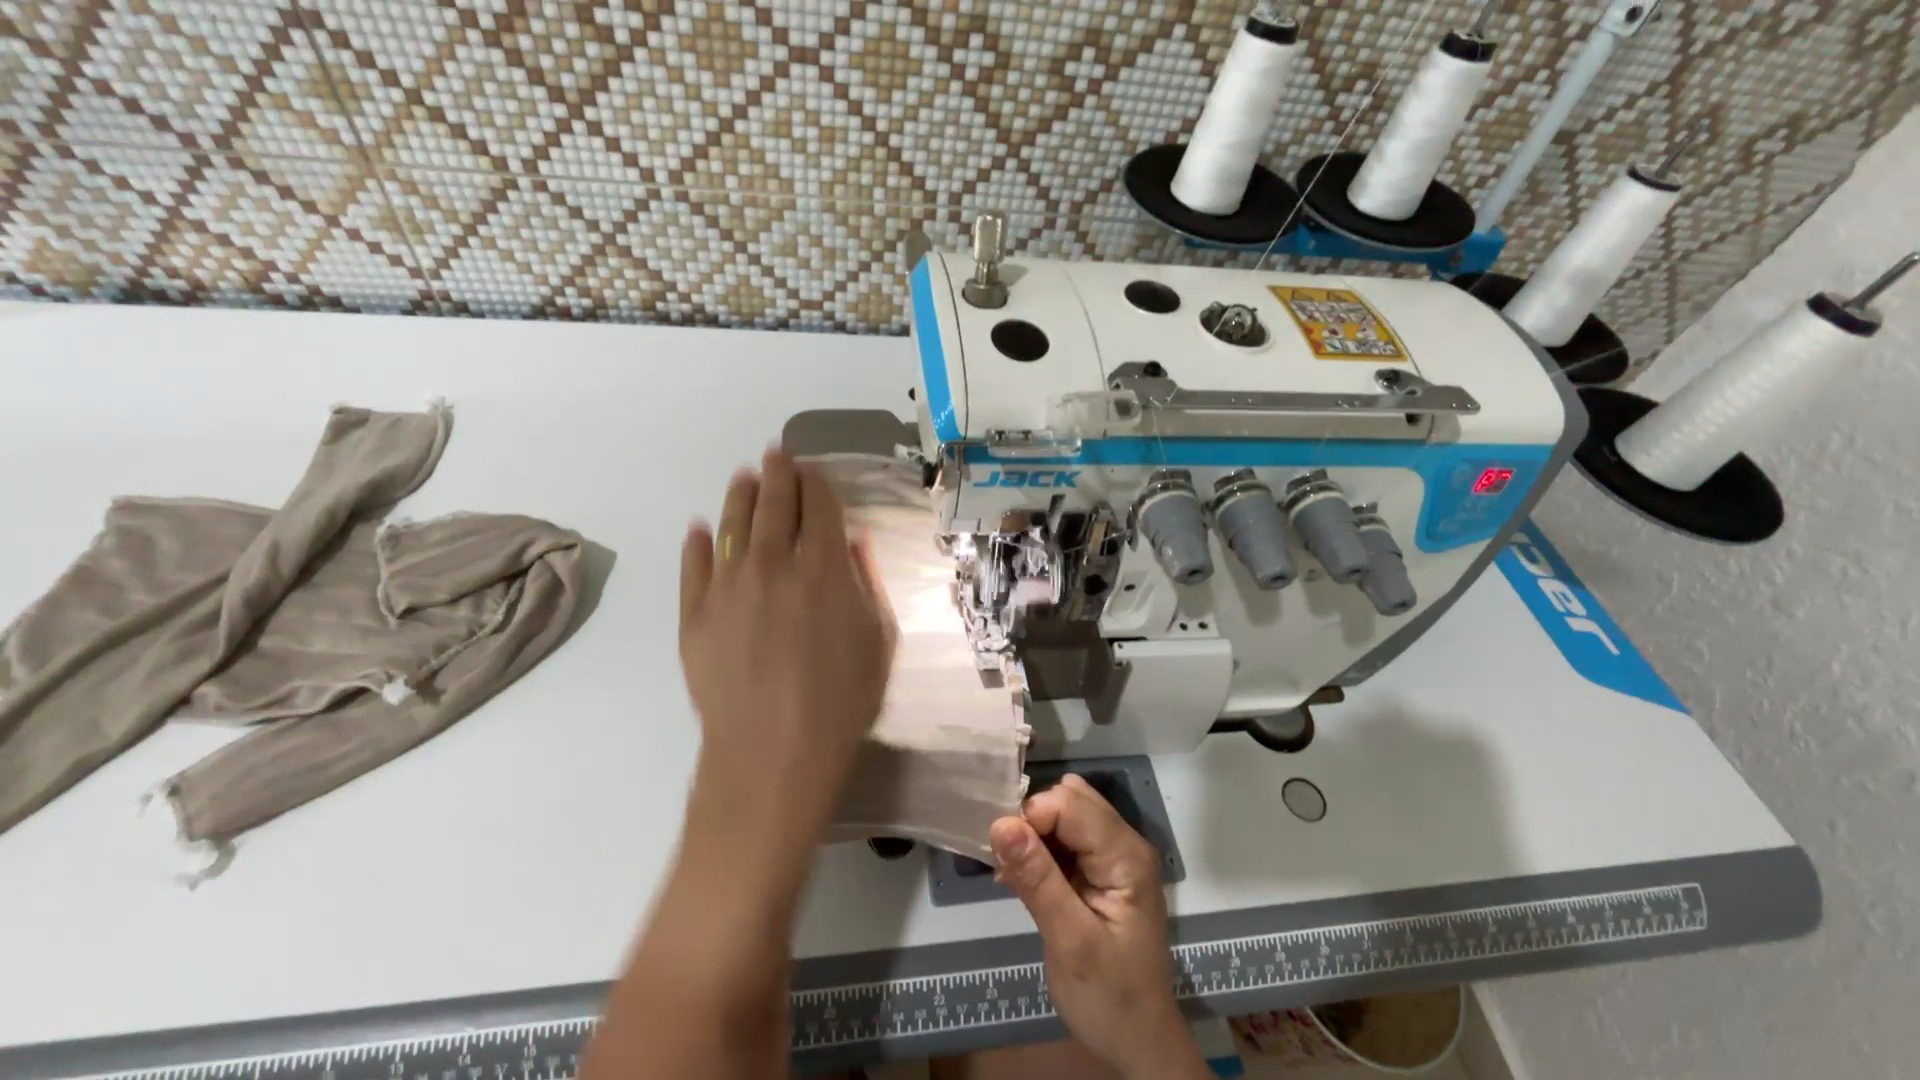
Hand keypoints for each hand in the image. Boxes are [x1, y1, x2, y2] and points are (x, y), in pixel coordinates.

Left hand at [679, 449, 897, 842]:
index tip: (813, 471)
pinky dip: (699, 542)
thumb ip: (866, 584)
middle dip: (779, 474)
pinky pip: (694, 565)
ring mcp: (728, 585)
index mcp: (824, 568)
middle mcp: (774, 563)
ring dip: (740, 494)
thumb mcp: (877, 642)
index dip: (817, 483)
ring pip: (732, 523)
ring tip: (743, 476)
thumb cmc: (840, 702)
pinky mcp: (694, 613)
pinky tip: (701, 528)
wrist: (772, 751)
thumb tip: (852, 544)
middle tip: (777, 453)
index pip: (820, 507)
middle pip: (775, 504)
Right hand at [989, 777, 1204, 1079]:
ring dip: (1031, 837)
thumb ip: (1037, 879)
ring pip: (1064, 817)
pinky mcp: (1100, 873)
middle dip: (1030, 822)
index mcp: (1125, 856)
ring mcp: (1113, 858)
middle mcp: (1123, 845)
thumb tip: (1001, 823)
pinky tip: (1020, 881)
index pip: (1069, 803)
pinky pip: (1064, 841)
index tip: (1003, 856)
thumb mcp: (1070, 941)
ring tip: (1011, 876)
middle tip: (1006, 867)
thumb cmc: (1109, 996)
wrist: (1138, 1041)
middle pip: (1068, 801)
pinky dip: (1038, 852)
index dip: (1031, 818)